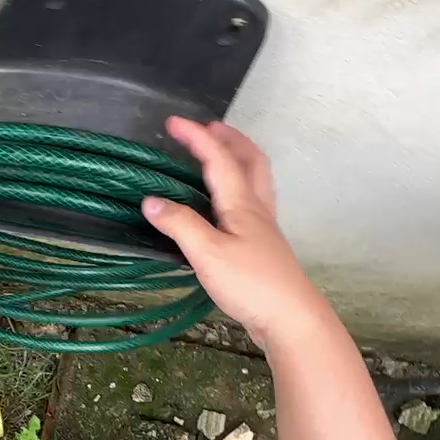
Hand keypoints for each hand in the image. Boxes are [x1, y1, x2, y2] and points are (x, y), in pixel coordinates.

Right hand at [141, 118, 331, 347]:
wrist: (289, 316)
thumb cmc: (249, 283)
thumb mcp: (207, 254)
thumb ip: (180, 225)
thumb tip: (151, 201)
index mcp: (241, 203)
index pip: (218, 160)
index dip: (196, 138)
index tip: (173, 122)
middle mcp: (256, 208)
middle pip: (250, 160)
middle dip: (229, 139)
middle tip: (208, 129)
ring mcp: (264, 227)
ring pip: (256, 180)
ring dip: (239, 159)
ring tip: (221, 155)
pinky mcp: (263, 245)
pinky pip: (254, 202)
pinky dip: (241, 187)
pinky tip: (229, 203)